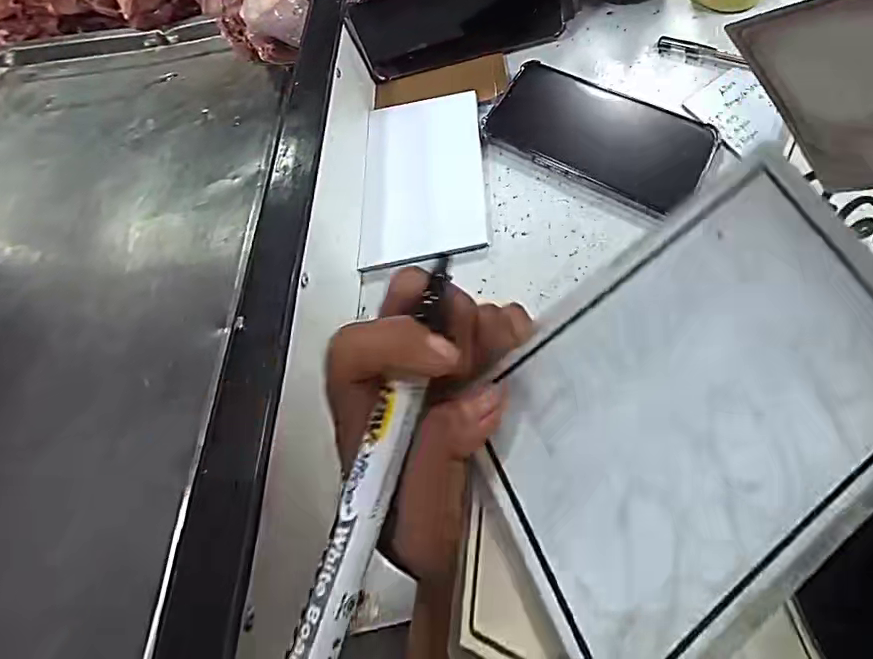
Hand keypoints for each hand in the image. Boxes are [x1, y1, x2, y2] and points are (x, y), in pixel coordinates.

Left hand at [324, 268, 532, 585]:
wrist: (436, 563)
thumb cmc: (413, 541)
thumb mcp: (418, 516)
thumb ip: (436, 454)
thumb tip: (480, 398)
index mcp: (364, 410)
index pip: (355, 350)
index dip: (399, 339)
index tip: (449, 359)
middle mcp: (394, 379)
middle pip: (399, 310)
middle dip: (438, 311)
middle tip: (469, 339)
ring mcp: (433, 370)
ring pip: (443, 312)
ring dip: (477, 318)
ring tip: (504, 340)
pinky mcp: (470, 372)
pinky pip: (483, 328)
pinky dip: (504, 325)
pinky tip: (517, 338)